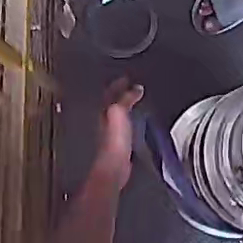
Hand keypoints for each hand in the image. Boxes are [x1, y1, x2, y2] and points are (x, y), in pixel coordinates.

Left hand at [83, 78, 143, 197]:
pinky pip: (125, 126)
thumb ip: (126, 99)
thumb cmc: (114, 139)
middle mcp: (106, 121)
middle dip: (122, 94)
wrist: (114, 165)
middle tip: (132, 87)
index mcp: (105, 111)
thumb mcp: (119, 112)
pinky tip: (137, 122)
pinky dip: (131, 120)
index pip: (110, 92)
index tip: (127, 77)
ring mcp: (112, 133)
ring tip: (136, 101)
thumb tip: (135, 88)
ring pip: (118, 114)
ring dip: (127, 106)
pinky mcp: (120, 144)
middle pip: (112, 102)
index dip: (118, 84)